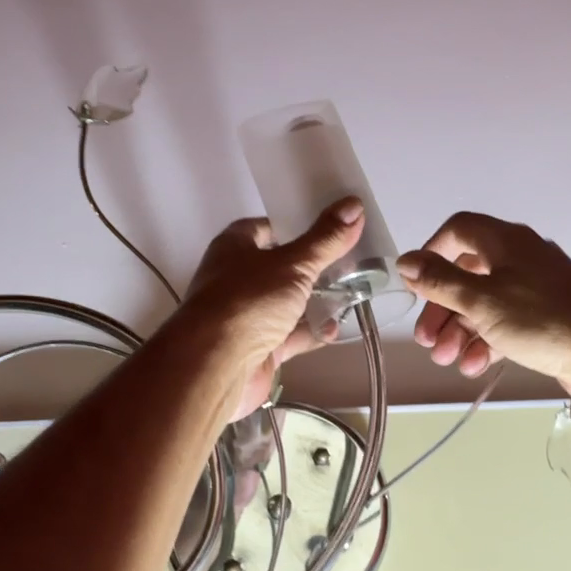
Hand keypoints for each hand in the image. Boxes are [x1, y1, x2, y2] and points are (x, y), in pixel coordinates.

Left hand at [178, 197, 365, 418]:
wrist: (216, 366)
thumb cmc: (248, 301)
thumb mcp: (293, 264)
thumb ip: (326, 240)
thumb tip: (354, 204)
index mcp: (235, 248)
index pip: (266, 228)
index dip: (296, 226)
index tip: (329, 229)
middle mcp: (237, 279)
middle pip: (281, 268)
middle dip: (314, 268)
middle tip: (350, 262)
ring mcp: (247, 316)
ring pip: (288, 304)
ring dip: (316, 302)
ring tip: (352, 293)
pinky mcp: (259, 348)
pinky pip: (290, 335)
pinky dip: (312, 332)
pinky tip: (335, 328)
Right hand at [397, 212, 570, 405]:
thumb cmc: (542, 322)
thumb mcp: (481, 301)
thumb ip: (440, 281)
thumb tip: (406, 260)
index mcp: (507, 243)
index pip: (459, 230)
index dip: (432, 253)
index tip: (416, 284)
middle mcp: (522, 259)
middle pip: (468, 273)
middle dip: (442, 307)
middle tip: (427, 339)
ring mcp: (537, 290)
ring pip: (486, 303)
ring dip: (461, 331)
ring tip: (447, 360)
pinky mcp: (548, 319)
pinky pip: (507, 324)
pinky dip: (488, 342)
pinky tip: (476, 367)